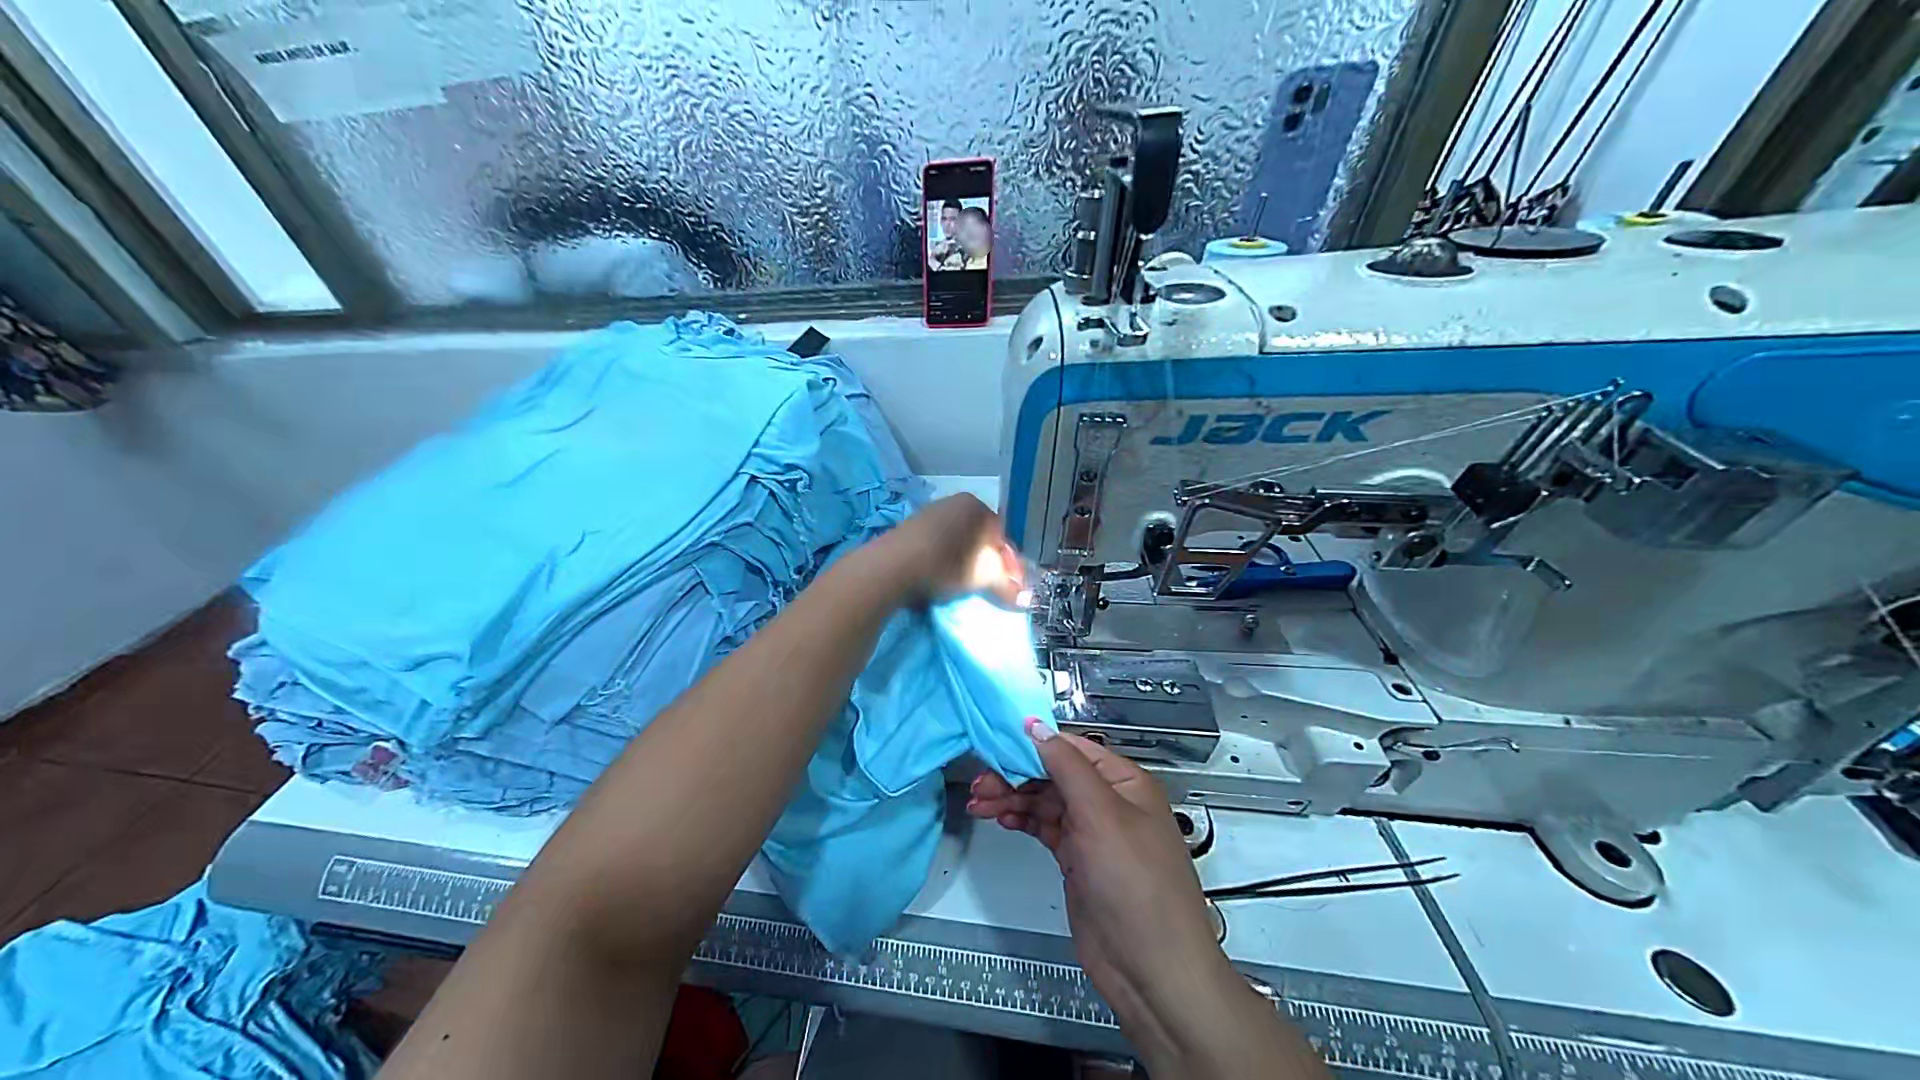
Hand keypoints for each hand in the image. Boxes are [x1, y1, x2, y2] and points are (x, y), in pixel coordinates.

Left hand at [867, 493, 1023, 606]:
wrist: (891, 567)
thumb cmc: (945, 564)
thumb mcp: (983, 576)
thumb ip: (1007, 583)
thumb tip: (1024, 597)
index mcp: (976, 505)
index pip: (1004, 534)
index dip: (1011, 563)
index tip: (1013, 586)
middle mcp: (953, 502)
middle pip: (981, 536)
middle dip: (989, 562)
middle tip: (992, 587)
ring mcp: (929, 513)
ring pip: (960, 541)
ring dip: (967, 562)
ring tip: (965, 586)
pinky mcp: (910, 529)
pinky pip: (939, 545)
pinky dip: (946, 560)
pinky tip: (941, 578)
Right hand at [969, 725, 1327, 1078]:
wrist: (1150, 970)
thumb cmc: (1138, 888)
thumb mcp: (1101, 815)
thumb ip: (1066, 766)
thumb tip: (1037, 726)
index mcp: (1124, 782)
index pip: (1071, 748)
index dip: (1033, 744)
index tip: (995, 743)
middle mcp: (1109, 802)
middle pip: (1053, 774)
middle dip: (1015, 774)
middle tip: (980, 782)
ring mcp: (1093, 833)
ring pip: (1045, 801)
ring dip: (1012, 797)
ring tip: (980, 802)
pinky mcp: (1078, 860)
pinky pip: (1044, 827)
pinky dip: (1022, 820)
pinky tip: (1002, 818)